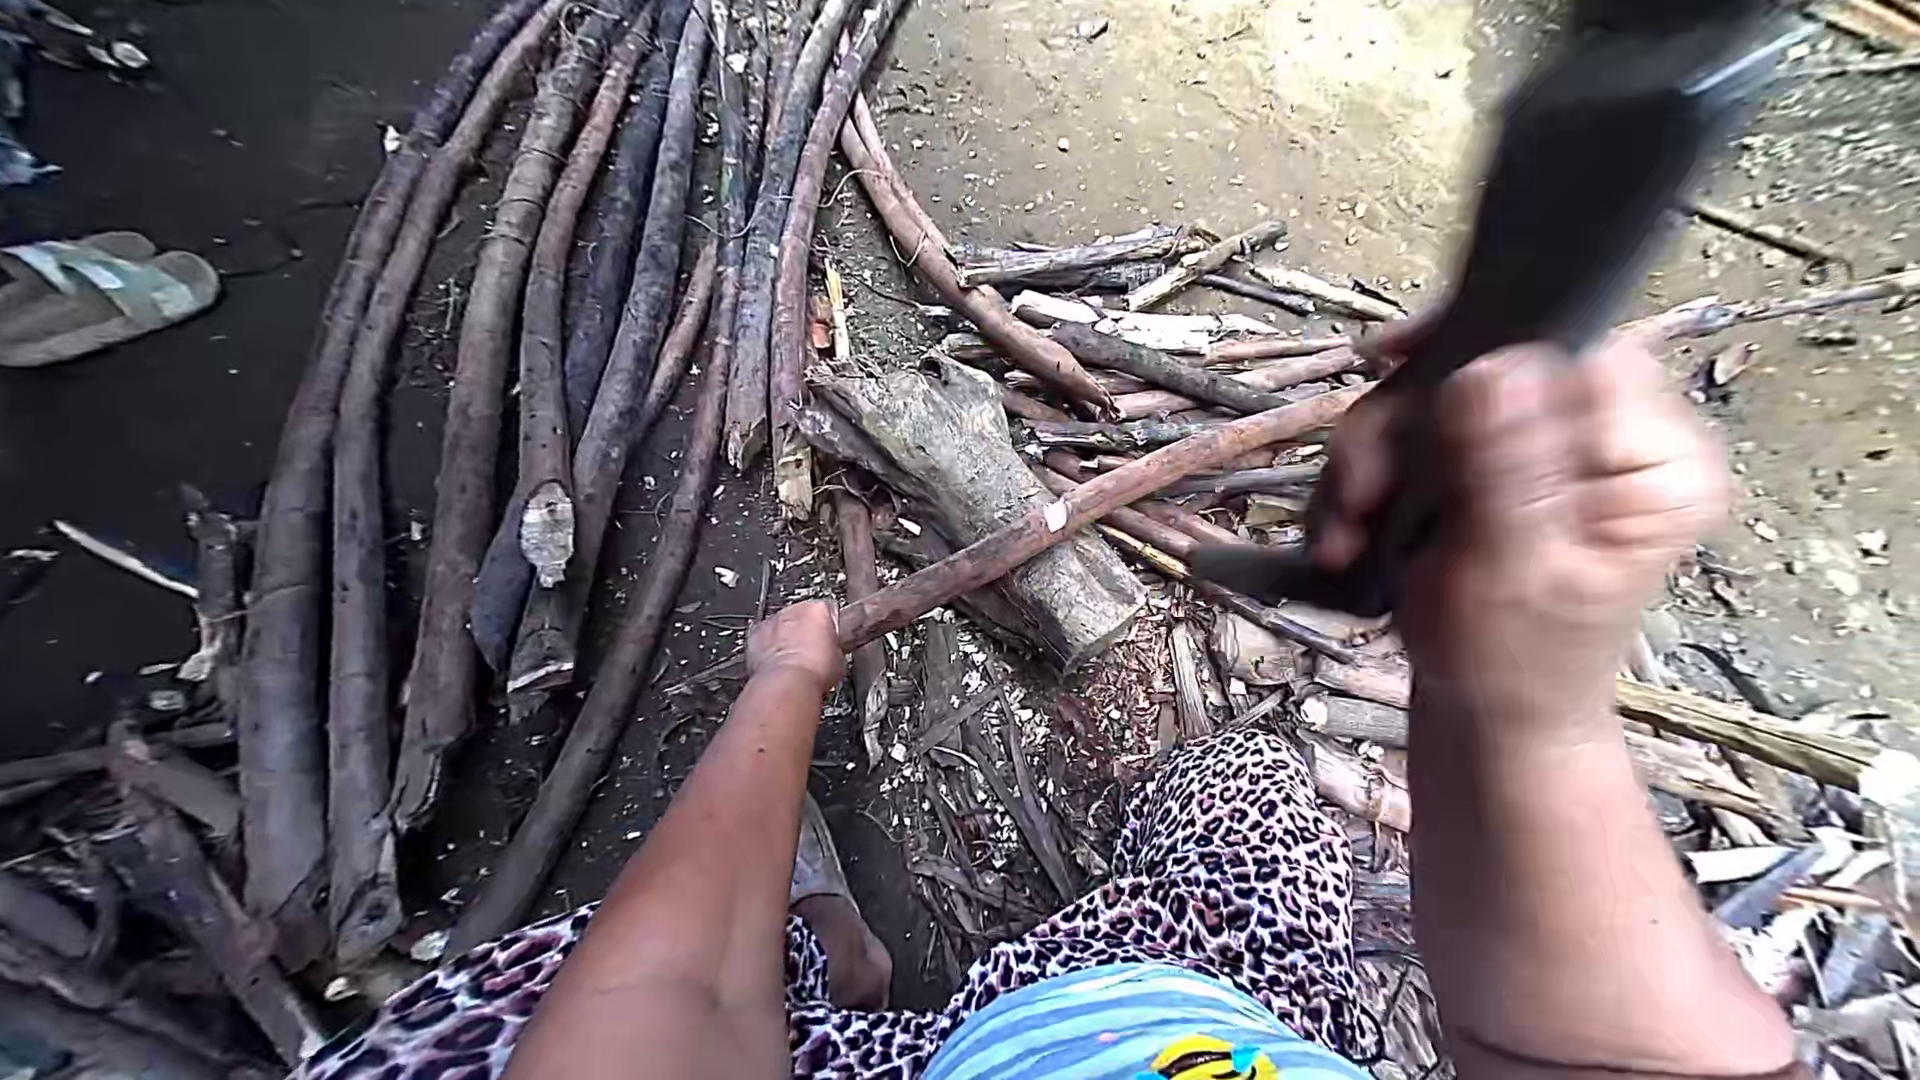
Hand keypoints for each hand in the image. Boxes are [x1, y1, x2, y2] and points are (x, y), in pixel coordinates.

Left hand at [746, 600, 844, 694]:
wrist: (787, 685)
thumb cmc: (813, 671)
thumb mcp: (840, 658)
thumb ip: (835, 646)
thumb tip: (834, 652)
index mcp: (819, 609)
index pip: (829, 610)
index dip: (830, 627)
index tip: (830, 639)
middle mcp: (794, 609)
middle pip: (803, 614)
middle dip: (806, 630)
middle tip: (812, 652)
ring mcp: (773, 621)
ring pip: (781, 625)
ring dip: (786, 638)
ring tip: (793, 662)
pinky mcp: (755, 634)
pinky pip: (763, 637)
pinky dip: (767, 648)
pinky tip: (776, 664)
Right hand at [1320, 334, 1726, 736]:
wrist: (1480, 705)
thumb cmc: (1512, 654)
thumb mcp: (1512, 565)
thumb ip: (1508, 468)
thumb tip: (1492, 365)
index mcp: (1641, 457)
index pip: (1571, 352)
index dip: (1483, 343)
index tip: (1393, 362)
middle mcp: (1581, 444)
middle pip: (1466, 381)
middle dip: (1390, 438)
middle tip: (1358, 498)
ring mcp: (1513, 461)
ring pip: (1411, 418)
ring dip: (1358, 474)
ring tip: (1341, 539)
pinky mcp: (1460, 481)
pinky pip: (1388, 455)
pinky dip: (1351, 495)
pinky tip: (1342, 541)